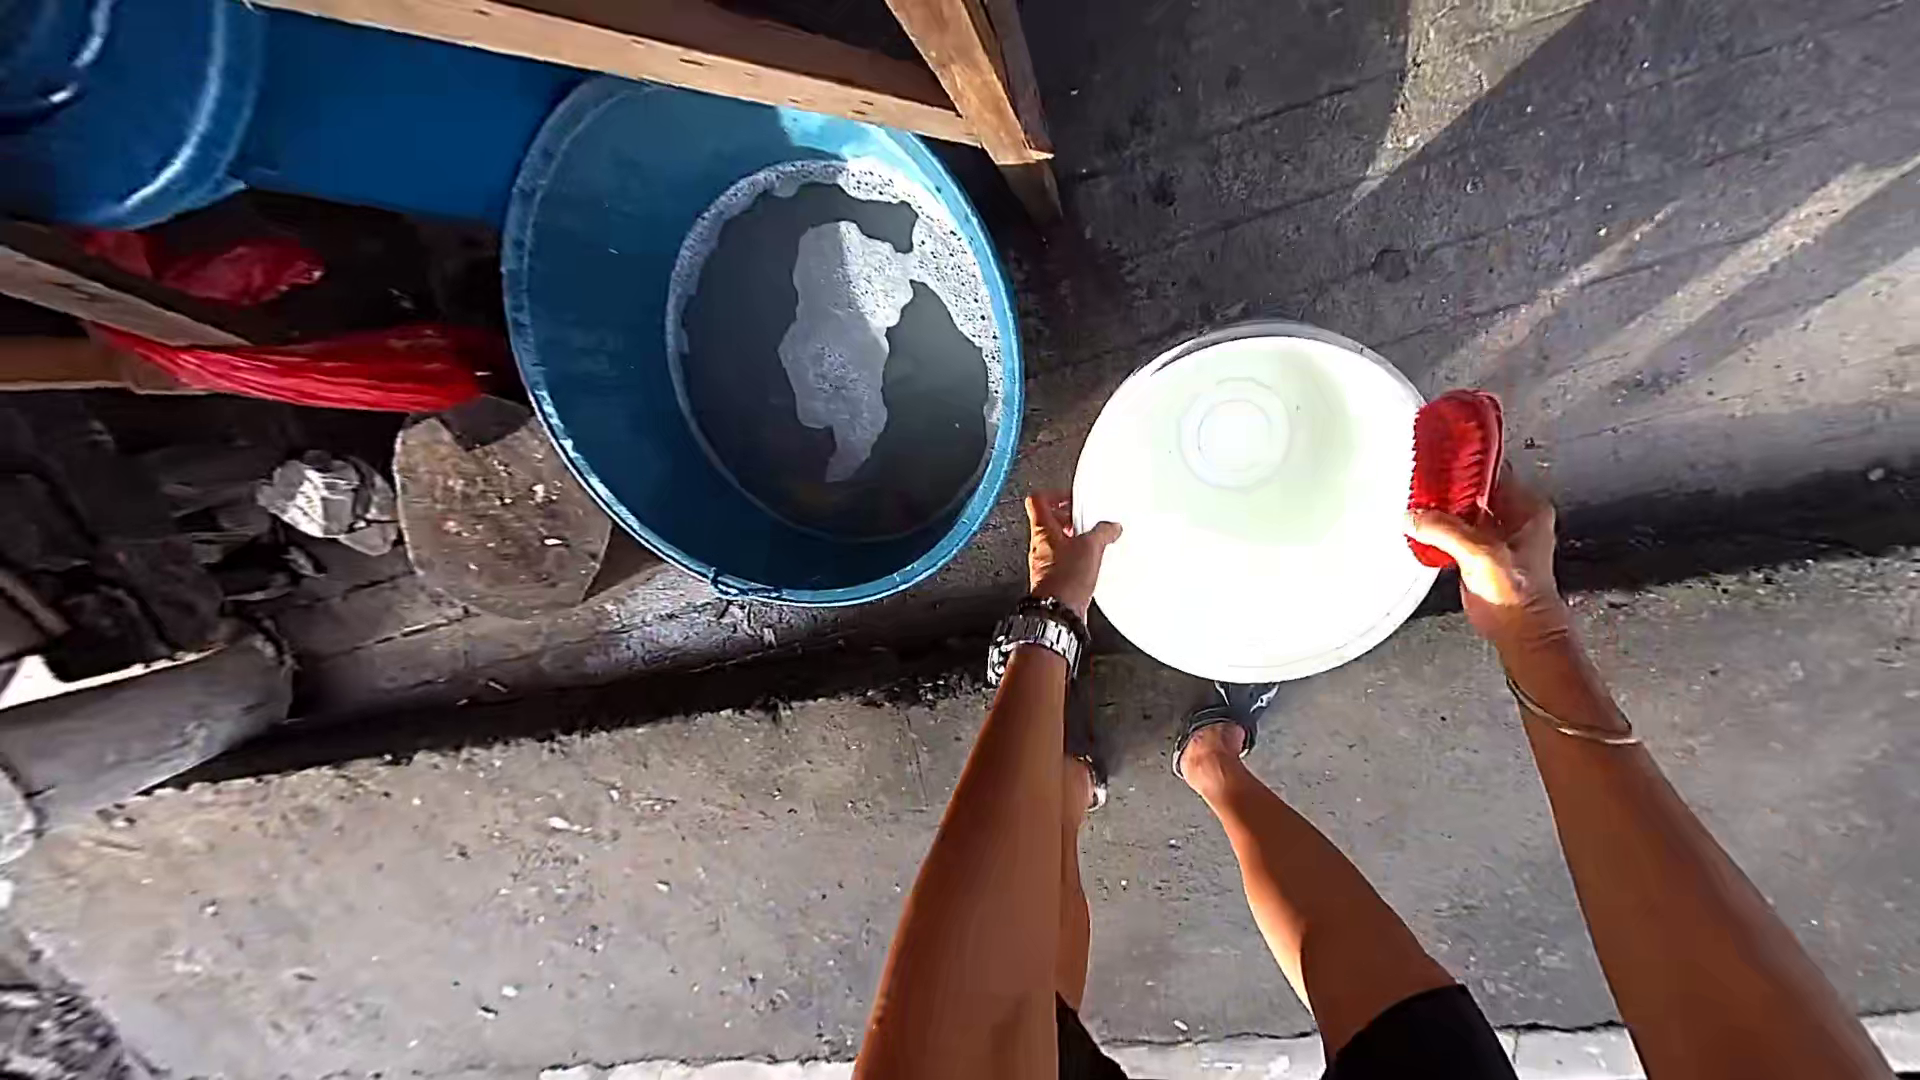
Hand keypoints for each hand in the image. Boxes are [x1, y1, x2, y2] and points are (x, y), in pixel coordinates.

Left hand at [1026, 492, 1120, 621]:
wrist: (1059, 612)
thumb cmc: (1064, 580)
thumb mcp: (1091, 547)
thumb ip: (1103, 532)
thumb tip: (1110, 527)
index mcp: (1042, 530)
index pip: (1037, 500)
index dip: (1054, 495)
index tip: (1071, 499)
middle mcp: (1040, 545)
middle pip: (1049, 521)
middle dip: (1069, 519)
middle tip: (1085, 521)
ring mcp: (1045, 562)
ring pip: (1058, 542)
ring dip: (1074, 539)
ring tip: (1092, 542)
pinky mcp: (1054, 578)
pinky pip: (1064, 561)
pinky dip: (1077, 558)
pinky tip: (1091, 563)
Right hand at [1405, 474, 1571, 654]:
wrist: (1518, 629)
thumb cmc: (1519, 595)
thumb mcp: (1482, 556)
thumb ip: (1446, 531)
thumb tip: (1413, 516)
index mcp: (1525, 508)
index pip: (1490, 470)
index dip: (1461, 463)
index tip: (1433, 458)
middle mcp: (1510, 515)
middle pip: (1468, 487)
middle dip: (1441, 486)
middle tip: (1413, 482)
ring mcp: (1490, 532)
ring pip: (1455, 506)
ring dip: (1433, 507)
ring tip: (1409, 502)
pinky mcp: (1472, 547)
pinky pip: (1446, 525)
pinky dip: (1429, 524)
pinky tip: (1414, 525)